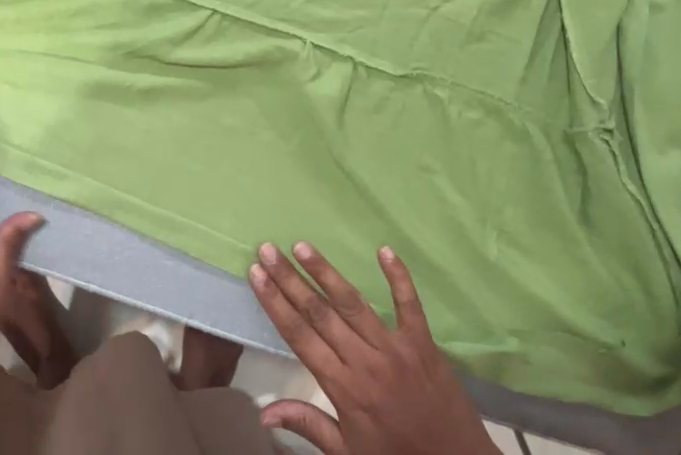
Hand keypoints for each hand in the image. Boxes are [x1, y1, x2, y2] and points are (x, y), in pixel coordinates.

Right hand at [249, 241, 499, 454]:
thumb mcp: (347, 453)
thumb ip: (307, 425)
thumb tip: (262, 413)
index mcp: (344, 388)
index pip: (299, 336)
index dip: (275, 303)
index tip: (256, 274)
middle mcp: (365, 362)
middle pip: (319, 312)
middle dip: (290, 279)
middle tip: (268, 248)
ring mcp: (396, 349)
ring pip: (353, 303)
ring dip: (325, 272)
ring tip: (302, 246)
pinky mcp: (424, 344)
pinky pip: (410, 305)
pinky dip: (399, 277)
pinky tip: (384, 249)